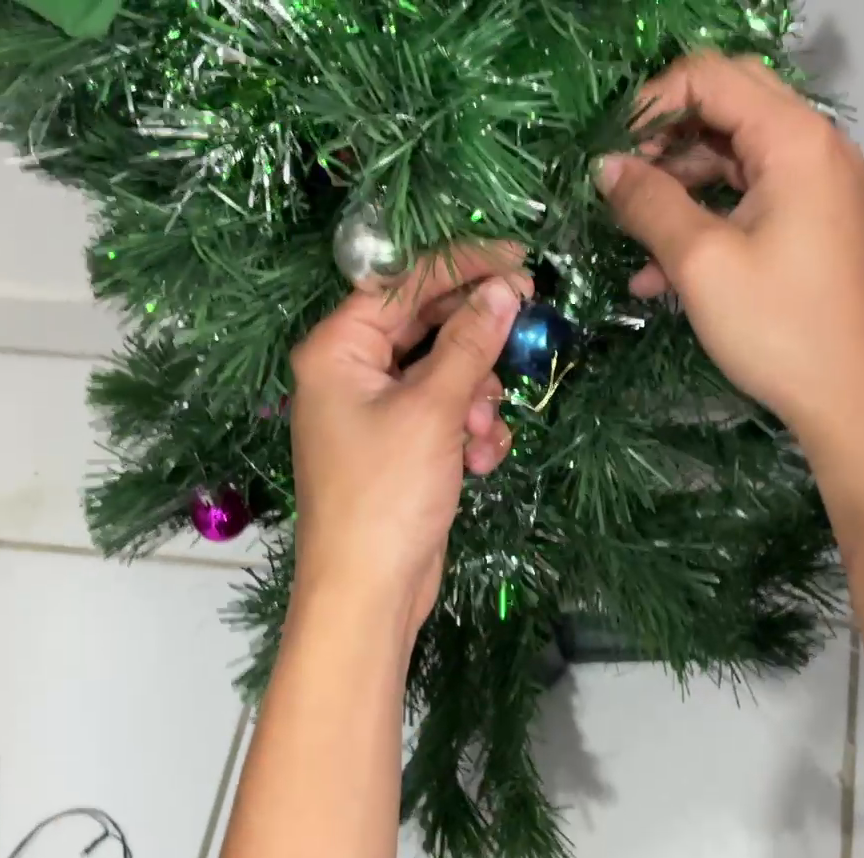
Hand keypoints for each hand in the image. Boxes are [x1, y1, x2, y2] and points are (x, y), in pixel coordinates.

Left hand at [289, 247, 531, 636]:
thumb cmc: (386, 494)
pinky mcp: (404, 448)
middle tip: (526, 331)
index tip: (519, 260)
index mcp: (338, 350)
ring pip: (445, 374)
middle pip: (426, 327)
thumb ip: (469, 344)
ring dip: (477, 397)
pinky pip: (446, 416)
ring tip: (482, 431)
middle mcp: (353, 374)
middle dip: (475, 343)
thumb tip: (505, 289)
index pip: (404, 283)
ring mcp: (378, 413)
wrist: (370, 591)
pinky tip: (480, 460)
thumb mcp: (432, 411)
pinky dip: (470, 432)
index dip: (463, 267)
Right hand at [595, 53, 863, 445]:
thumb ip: (650, 203)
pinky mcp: (810, 229)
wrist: (849, 399)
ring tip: (630, 235)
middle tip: (620, 184)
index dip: (650, 105)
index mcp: (794, 140)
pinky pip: (748, 204)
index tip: (609, 155)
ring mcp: (816, 190)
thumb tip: (606, 167)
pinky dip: (705, 224)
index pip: (710, 78)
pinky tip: (657, 272)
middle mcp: (813, 150)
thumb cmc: (778, 328)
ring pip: (732, 162)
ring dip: (677, 192)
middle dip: (664, 142)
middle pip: (725, 111)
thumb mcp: (702, 263)